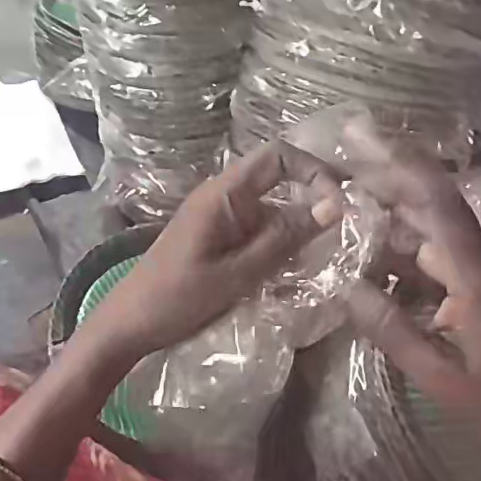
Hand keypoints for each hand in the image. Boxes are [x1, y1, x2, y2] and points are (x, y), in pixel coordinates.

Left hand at [82, 141, 342, 359]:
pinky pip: (263, 230)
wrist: (129, 325)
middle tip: (351, 223)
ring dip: (302, 225)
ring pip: (275, 208)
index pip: (278, 155)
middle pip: (281, 178)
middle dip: (316, 196)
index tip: (339, 204)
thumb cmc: (176, 298)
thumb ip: (284, 238)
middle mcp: (226, 197)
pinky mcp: (224, 239)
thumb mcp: (238, 273)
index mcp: (224, 193)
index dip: (314, 170)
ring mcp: (225, 218)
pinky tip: (302, 269)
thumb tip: (334, 205)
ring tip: (332, 251)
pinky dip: (285, 244)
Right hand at [337, 122, 480, 439]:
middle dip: (382, 191)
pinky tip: (383, 273)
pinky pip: (449, 253)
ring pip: (438, 232)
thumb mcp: (445, 382)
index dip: (400, 165)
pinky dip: (413, 256)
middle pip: (433, 209)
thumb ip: (394, 333)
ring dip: (393, 228)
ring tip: (347, 232)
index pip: (440, 205)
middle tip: (335, 183)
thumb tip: (346, 288)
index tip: (360, 137)